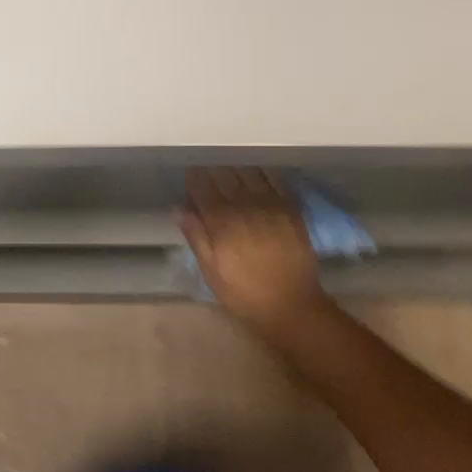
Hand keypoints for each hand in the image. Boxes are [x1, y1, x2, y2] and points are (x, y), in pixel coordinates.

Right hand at [180, 168, 329, 331]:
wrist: (292, 305)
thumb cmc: (245, 293)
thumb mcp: (212, 272)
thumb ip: (196, 237)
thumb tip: (179, 208)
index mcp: (222, 222)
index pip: (202, 187)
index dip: (194, 176)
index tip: (190, 171)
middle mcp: (244, 206)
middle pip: (224, 175)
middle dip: (212, 169)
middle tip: (207, 167)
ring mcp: (269, 204)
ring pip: (247, 172)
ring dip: (234, 166)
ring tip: (228, 166)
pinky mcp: (289, 207)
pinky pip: (274, 178)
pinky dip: (261, 170)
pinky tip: (255, 169)